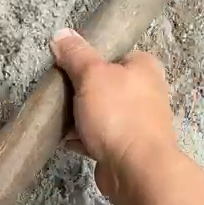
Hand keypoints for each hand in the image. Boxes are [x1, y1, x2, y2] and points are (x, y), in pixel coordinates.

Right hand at [50, 28, 180, 197]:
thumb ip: (76, 55)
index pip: (114, 55)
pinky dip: (83, 139)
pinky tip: (65, 141)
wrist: (135, 169)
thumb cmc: (118, 114)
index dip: (89, 61)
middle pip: (105, 86)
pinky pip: (99, 138)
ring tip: (57, 120)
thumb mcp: (91, 75)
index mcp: (144, 67)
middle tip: (59, 96)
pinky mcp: (126, 149)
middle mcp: (146, 93)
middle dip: (80, 93)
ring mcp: (137, 123)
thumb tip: (61, 34)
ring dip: (79, 119)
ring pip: (101, 114)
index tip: (66, 69)